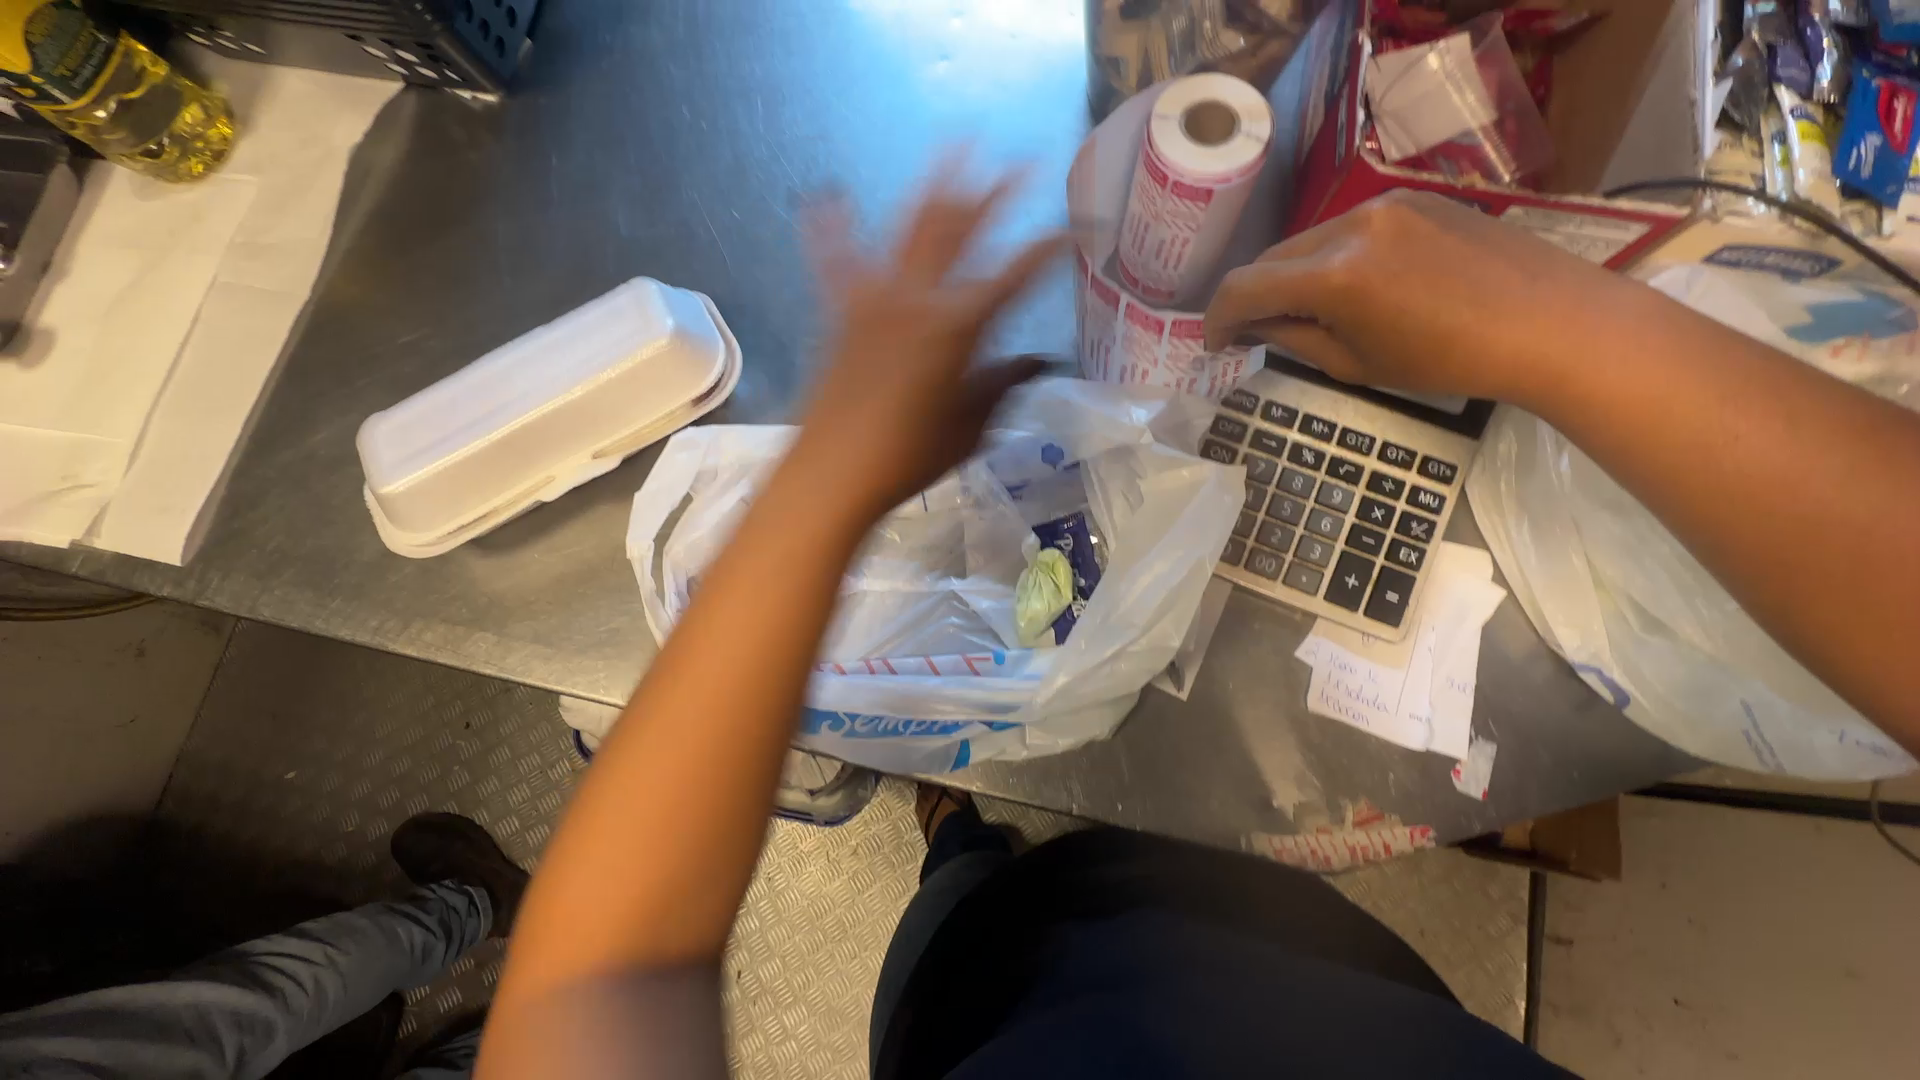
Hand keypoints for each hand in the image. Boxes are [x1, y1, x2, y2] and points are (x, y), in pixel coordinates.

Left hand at [788, 169, 1064, 520]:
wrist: (833, 473)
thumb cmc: (910, 458)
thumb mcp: (972, 427)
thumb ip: (1005, 384)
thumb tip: (1041, 361)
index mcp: (960, 326)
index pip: (1017, 274)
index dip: (1050, 248)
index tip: (1076, 229)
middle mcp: (919, 297)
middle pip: (962, 230)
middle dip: (995, 191)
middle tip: (1020, 161)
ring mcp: (875, 298)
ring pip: (910, 227)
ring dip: (936, 186)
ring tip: (954, 146)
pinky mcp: (842, 312)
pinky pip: (836, 261)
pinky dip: (833, 228)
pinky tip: (827, 196)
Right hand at [1203, 189, 1636, 405]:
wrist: (1549, 323)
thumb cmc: (1449, 360)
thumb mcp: (1355, 363)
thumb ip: (1294, 337)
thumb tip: (1257, 326)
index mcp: (1333, 274)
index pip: (1243, 287)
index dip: (1217, 319)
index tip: (1215, 344)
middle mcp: (1349, 225)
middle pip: (1271, 258)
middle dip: (1252, 297)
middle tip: (1252, 332)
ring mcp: (1383, 205)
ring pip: (1307, 241)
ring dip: (1291, 276)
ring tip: (1305, 313)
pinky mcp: (1413, 199)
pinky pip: (1347, 228)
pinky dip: (1330, 258)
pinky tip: (1351, 287)